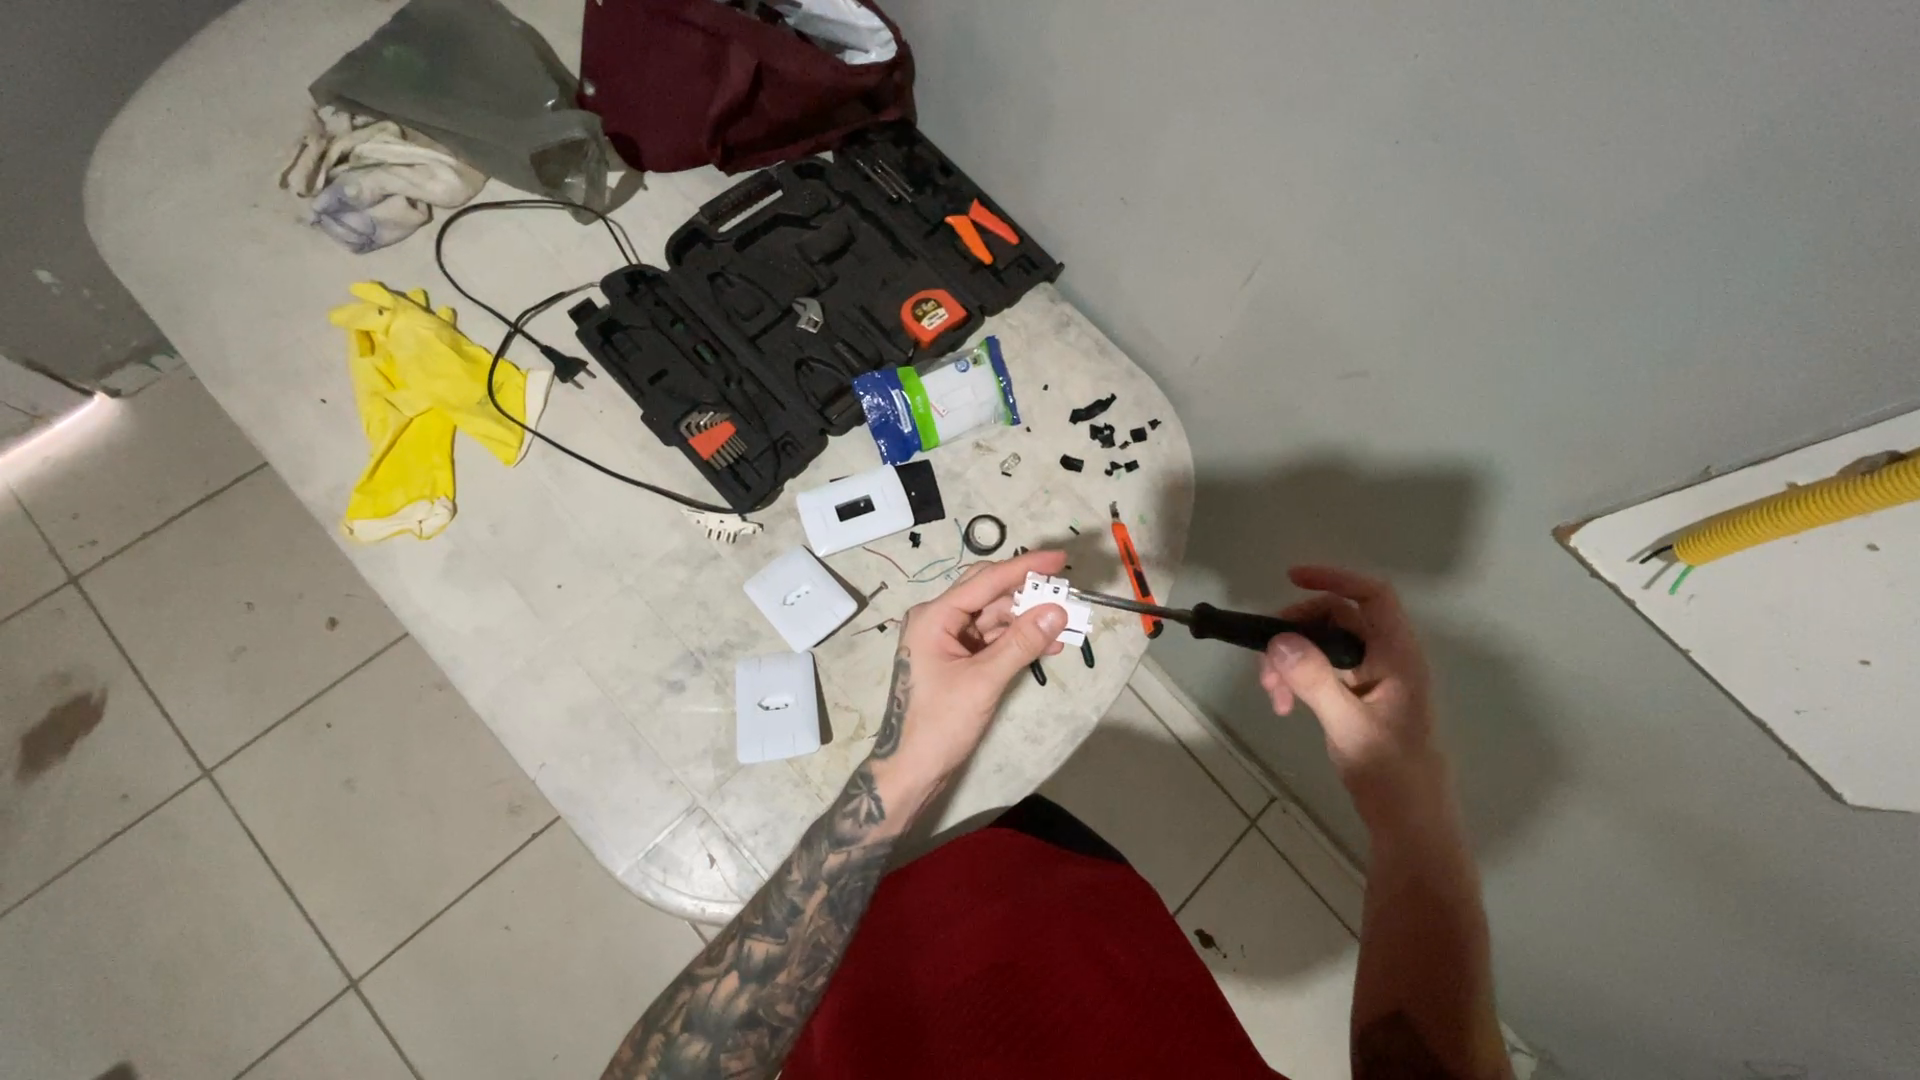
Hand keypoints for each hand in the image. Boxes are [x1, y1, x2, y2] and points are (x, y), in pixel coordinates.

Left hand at [865, 550, 1069, 813]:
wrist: (912, 769)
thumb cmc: (939, 724)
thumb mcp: (984, 681)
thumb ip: (1021, 643)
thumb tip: (1058, 611)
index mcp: (933, 616)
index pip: (985, 581)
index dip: (1024, 568)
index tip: (1059, 559)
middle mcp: (938, 620)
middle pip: (989, 594)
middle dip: (1027, 593)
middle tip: (1065, 591)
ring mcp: (947, 640)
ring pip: (994, 617)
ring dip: (1027, 620)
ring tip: (1065, 623)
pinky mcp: (958, 659)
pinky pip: (992, 639)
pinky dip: (1018, 640)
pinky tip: (1048, 644)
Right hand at [1259, 566, 1445, 825]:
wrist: (1410, 821)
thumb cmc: (1391, 773)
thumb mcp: (1349, 726)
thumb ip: (1315, 679)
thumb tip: (1278, 639)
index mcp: (1398, 656)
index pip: (1373, 596)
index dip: (1335, 578)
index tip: (1291, 579)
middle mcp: (1386, 658)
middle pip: (1336, 617)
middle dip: (1294, 630)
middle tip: (1265, 661)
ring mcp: (1371, 676)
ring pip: (1322, 643)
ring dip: (1289, 658)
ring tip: (1271, 693)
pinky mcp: (1356, 694)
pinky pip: (1319, 667)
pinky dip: (1295, 678)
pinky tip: (1281, 705)